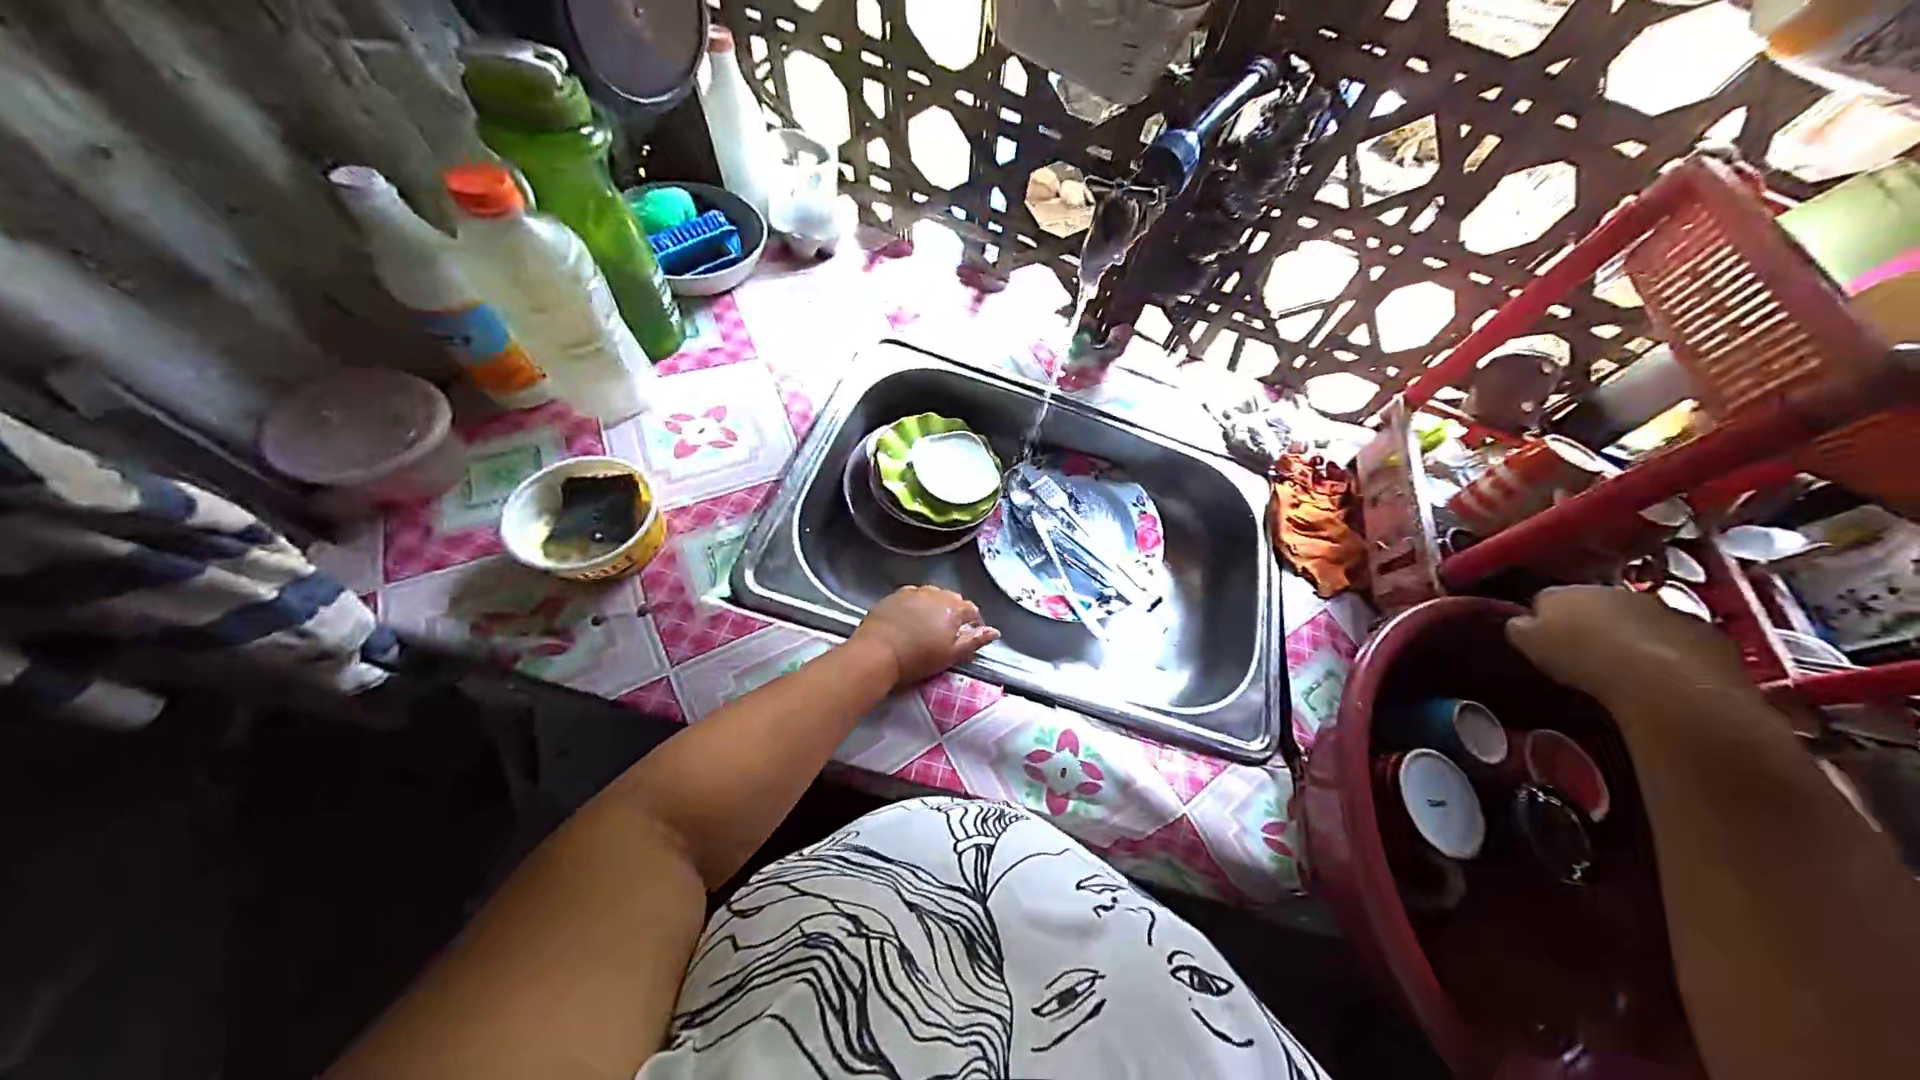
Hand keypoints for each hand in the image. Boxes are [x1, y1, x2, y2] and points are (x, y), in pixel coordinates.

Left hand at [849, 585, 999, 687]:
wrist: (878, 651)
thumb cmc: (919, 657)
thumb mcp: (951, 654)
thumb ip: (975, 641)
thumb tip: (995, 631)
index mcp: (954, 607)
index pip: (972, 610)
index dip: (973, 623)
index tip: (968, 636)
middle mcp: (936, 593)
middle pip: (952, 600)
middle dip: (953, 613)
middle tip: (946, 633)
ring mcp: (914, 592)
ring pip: (931, 596)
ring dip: (934, 607)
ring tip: (927, 625)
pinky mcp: (894, 595)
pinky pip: (912, 597)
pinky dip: (915, 606)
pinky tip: (909, 619)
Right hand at [1507, 586, 1753, 713]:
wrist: (1664, 680)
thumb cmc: (1583, 659)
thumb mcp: (1528, 644)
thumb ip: (1520, 628)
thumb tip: (1520, 622)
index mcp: (1566, 592)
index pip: (1545, 598)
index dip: (1543, 618)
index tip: (1543, 640)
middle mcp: (1614, 592)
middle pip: (1595, 605)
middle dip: (1590, 623)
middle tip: (1584, 654)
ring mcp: (1664, 609)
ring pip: (1638, 620)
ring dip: (1630, 636)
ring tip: (1625, 669)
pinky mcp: (1705, 632)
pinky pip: (1677, 639)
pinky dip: (1668, 652)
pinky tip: (1662, 677)